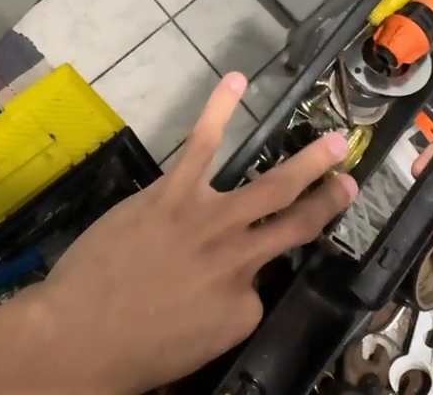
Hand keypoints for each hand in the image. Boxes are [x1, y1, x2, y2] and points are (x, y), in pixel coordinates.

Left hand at [19, 72, 357, 392]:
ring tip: (333, 141)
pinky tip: (236, 81)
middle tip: (351, 181)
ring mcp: (208, 221)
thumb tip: (223, 273)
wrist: (80, 334)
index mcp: (244, 307)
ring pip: (269, 187)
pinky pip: (201, 144)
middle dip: (326, 201)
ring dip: (306, 163)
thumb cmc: (134, 350)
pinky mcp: (174, 193)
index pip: (261, 281)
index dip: (243, 278)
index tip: (226, 276)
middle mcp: (239, 260)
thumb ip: (221, 306)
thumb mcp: (197, 345)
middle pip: (294, 227)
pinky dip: (219, 109)